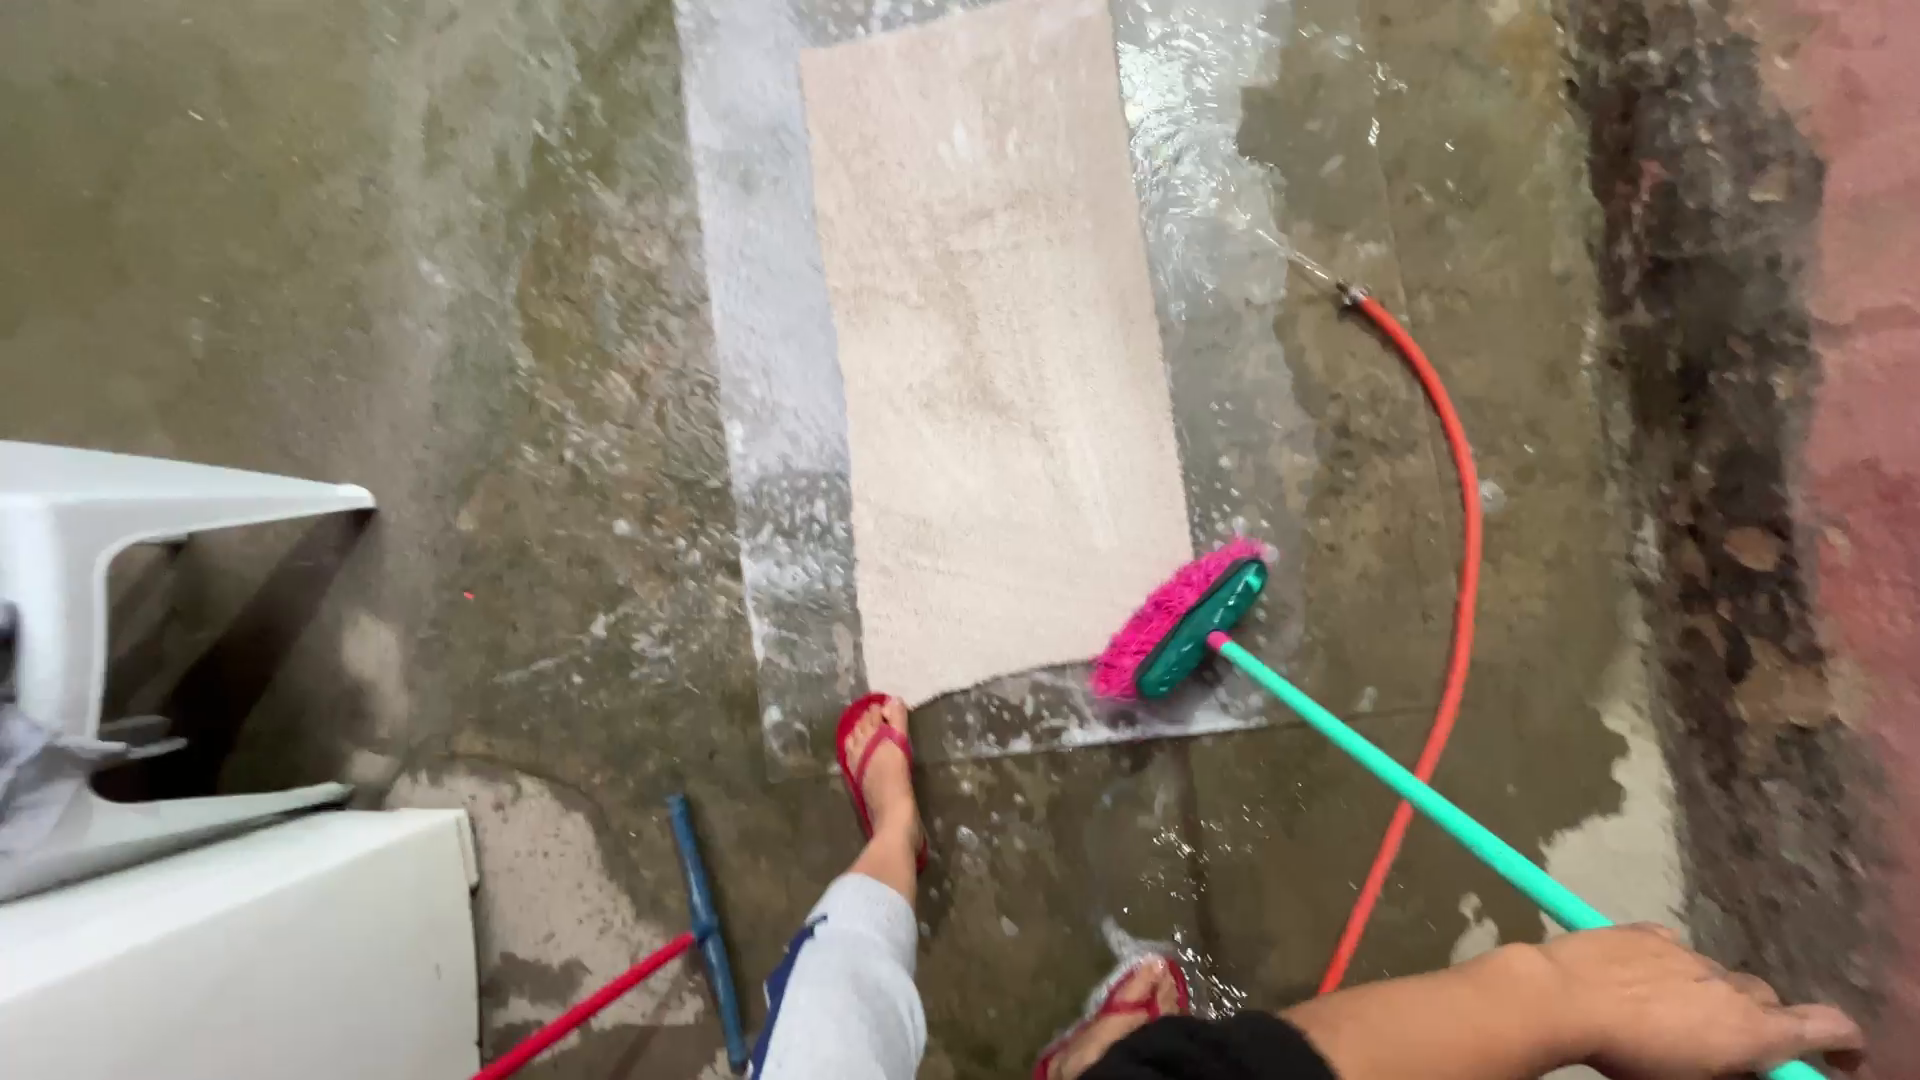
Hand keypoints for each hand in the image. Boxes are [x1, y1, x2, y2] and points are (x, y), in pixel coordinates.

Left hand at [1535, 924, 1862, 1078]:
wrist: (1561, 996)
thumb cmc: (1629, 1054)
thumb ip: (1732, 1069)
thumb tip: (1740, 1062)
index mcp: (1754, 1029)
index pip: (1830, 1026)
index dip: (1842, 1041)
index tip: (1835, 1055)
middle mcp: (1727, 984)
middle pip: (1762, 997)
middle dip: (1752, 1015)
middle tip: (1718, 1034)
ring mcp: (1681, 950)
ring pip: (1711, 970)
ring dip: (1701, 986)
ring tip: (1661, 1003)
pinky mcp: (1639, 929)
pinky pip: (1668, 943)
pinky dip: (1663, 957)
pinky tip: (1637, 971)